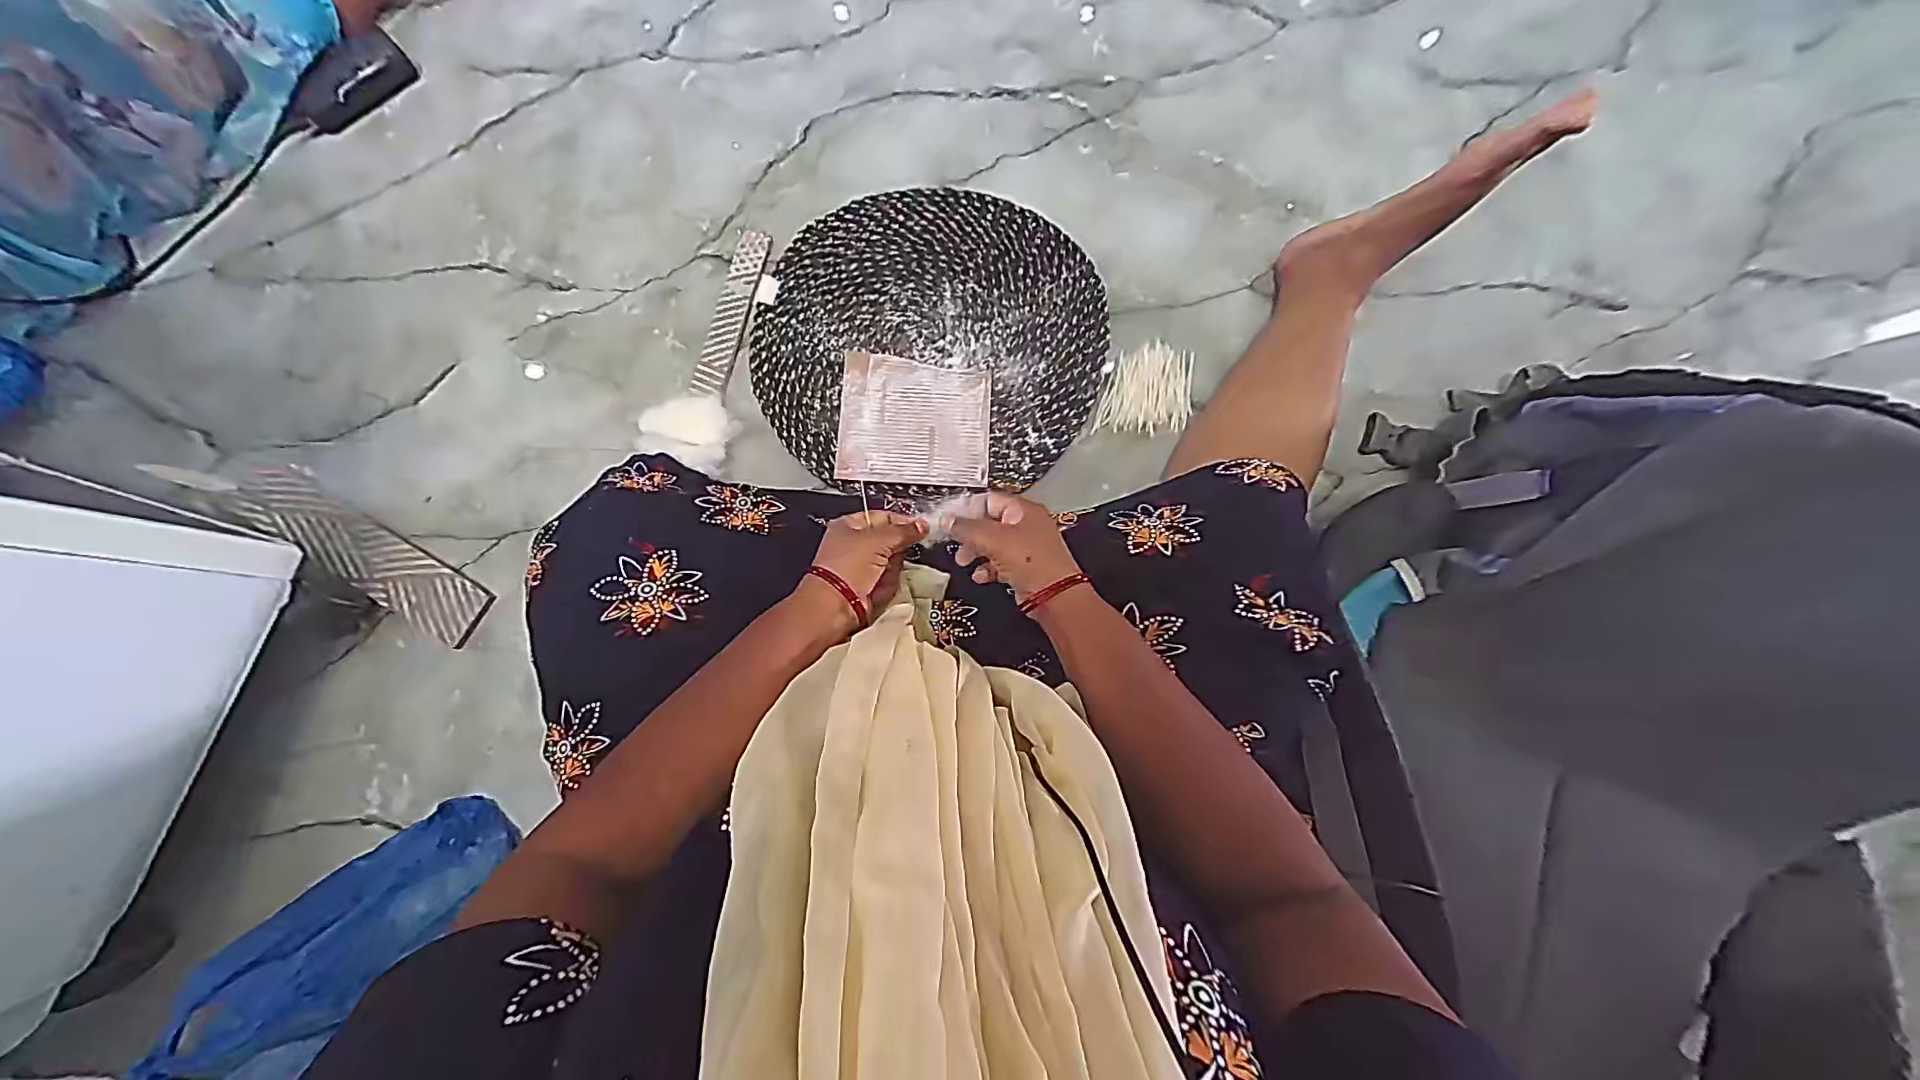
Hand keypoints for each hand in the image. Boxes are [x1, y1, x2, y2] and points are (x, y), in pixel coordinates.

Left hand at [802, 510, 927, 628]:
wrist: (836, 605)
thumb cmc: (848, 566)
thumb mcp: (879, 540)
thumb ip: (904, 531)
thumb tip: (923, 525)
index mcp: (850, 525)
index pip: (884, 517)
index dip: (902, 522)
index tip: (919, 528)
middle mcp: (855, 545)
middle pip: (892, 542)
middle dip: (894, 551)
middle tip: (888, 556)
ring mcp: (862, 567)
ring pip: (893, 562)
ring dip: (890, 570)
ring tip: (878, 576)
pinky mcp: (868, 586)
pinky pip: (889, 580)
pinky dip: (886, 585)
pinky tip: (877, 588)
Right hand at [946, 494, 1082, 604]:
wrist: (1054, 597)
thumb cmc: (1034, 562)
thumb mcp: (994, 539)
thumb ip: (967, 528)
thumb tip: (948, 521)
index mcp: (1023, 510)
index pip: (990, 500)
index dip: (968, 508)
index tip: (950, 518)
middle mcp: (1026, 526)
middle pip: (988, 523)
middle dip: (969, 534)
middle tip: (956, 542)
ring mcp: (1026, 548)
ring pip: (992, 544)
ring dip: (975, 552)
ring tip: (963, 560)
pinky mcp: (1024, 568)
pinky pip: (999, 563)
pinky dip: (987, 568)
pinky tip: (980, 575)